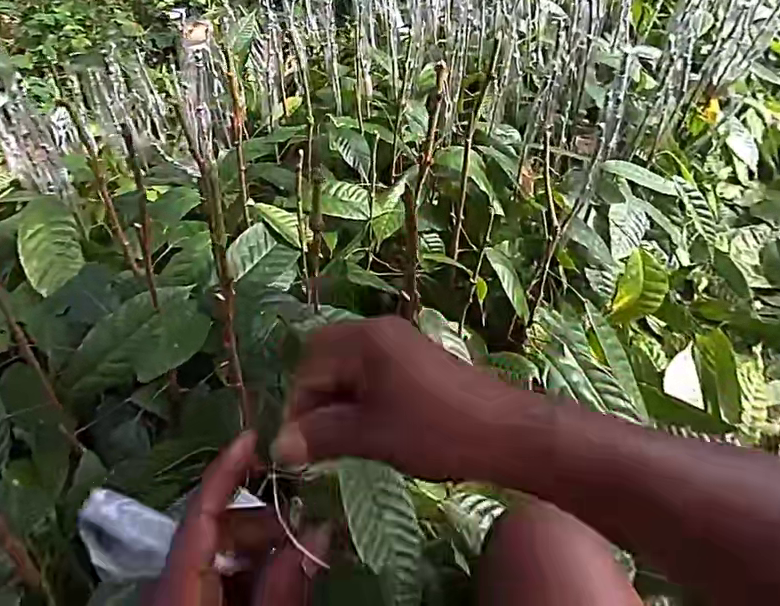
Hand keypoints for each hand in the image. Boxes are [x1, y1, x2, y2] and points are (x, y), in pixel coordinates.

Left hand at [147, 433, 328, 605]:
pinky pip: (219, 577)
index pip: (201, 509)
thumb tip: (320, 530)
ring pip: (221, 553)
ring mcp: (178, 599)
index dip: (227, 469)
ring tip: (301, 545)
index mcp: (177, 583)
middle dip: (262, 513)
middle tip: (305, 511)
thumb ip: (283, 582)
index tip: (252, 435)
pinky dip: (251, 569)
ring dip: (261, 542)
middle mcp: (170, 584)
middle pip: (216, 527)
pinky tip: (282, 574)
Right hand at [272, 317, 534, 481]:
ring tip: (339, 442)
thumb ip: (321, 436)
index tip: (296, 448)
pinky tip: (365, 429)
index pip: (309, 364)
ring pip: (348, 366)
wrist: (502, 430)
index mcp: (365, 338)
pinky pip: (371, 370)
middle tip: (315, 444)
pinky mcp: (413, 358)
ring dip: (337, 400)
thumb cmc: (434, 430)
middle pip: (326, 357)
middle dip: (315, 399)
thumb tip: (278, 446)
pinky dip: (359, 396)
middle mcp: (379, 330)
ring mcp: (399, 342)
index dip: (298, 406)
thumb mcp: (371, 436)